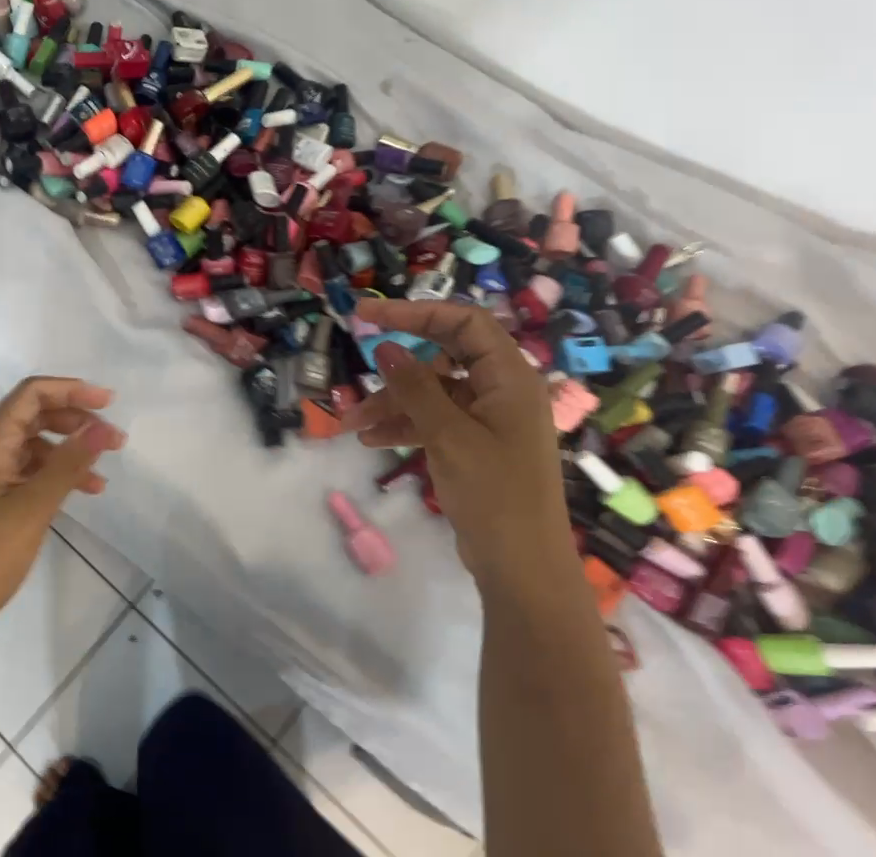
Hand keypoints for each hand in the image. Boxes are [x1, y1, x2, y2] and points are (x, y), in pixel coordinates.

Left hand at [0, 378, 125, 642]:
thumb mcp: (32, 508)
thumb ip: (67, 464)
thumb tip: (99, 427)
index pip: (30, 395)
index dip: (71, 390)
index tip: (109, 403)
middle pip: (31, 417)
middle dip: (74, 421)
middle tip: (115, 440)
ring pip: (29, 446)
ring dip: (66, 452)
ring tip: (103, 472)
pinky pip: (22, 472)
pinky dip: (50, 476)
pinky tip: (79, 493)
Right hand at [352, 299, 565, 578]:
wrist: (522, 563)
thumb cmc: (494, 493)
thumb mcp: (448, 435)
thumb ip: (415, 388)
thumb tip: (386, 347)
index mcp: (509, 378)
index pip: (463, 323)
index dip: (415, 312)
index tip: (366, 315)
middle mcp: (502, 390)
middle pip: (443, 356)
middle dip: (397, 367)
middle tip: (356, 367)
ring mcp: (489, 419)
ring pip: (433, 392)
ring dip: (393, 403)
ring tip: (353, 424)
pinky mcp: (476, 445)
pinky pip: (435, 420)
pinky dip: (405, 425)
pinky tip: (373, 440)